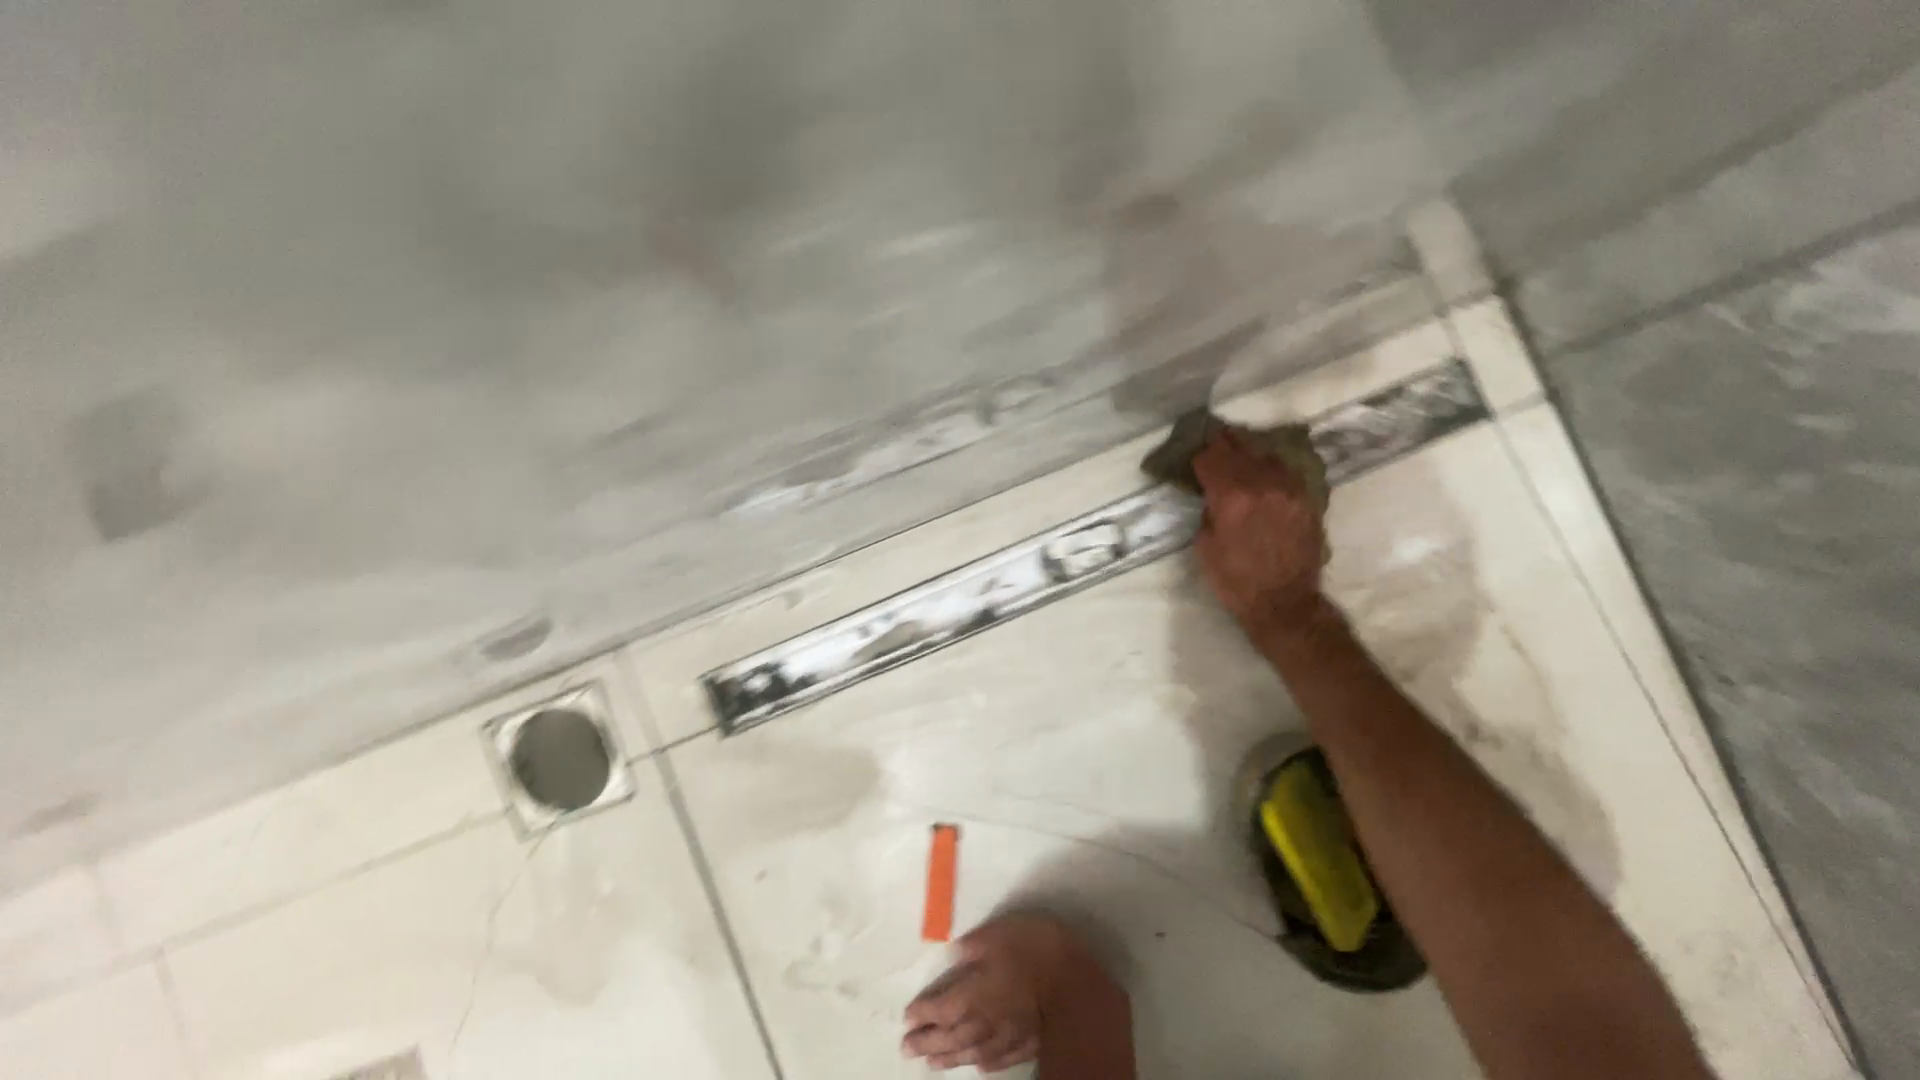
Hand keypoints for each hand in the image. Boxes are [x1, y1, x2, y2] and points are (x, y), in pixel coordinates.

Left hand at [902, 913, 1109, 1072]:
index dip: (923, 1013)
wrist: (1075, 981)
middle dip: (928, 1043)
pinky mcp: (1029, 1044)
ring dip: (950, 1059)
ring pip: (972, 1053)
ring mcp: (1008, 1036)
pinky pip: (1002, 1059)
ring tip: (933, 1065)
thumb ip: (972, 947)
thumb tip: (954, 955)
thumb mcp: (996, 933)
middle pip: (951, 1036)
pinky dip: (986, 1064)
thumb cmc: (1033, 948)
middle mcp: (985, 1021)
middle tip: (907, 1049)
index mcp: (973, 993)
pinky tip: (980, 1067)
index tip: (907, 1017)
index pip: (941, 1008)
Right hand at [1192, 428, 1329, 640]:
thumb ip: (1208, 512)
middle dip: (1224, 444)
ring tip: (1240, 447)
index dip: (1200, 455)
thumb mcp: (1205, 547)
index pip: (1212, 459)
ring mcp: (1289, 489)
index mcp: (1231, 497)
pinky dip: (1272, 465)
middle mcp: (1262, 484)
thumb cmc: (1235, 581)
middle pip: (1239, 449)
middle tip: (1215, 438)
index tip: (1195, 456)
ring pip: (1266, 454)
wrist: (1284, 602)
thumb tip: (1213, 495)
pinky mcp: (1306, 499)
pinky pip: (1287, 471)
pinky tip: (1265, 467)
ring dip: (1250, 450)